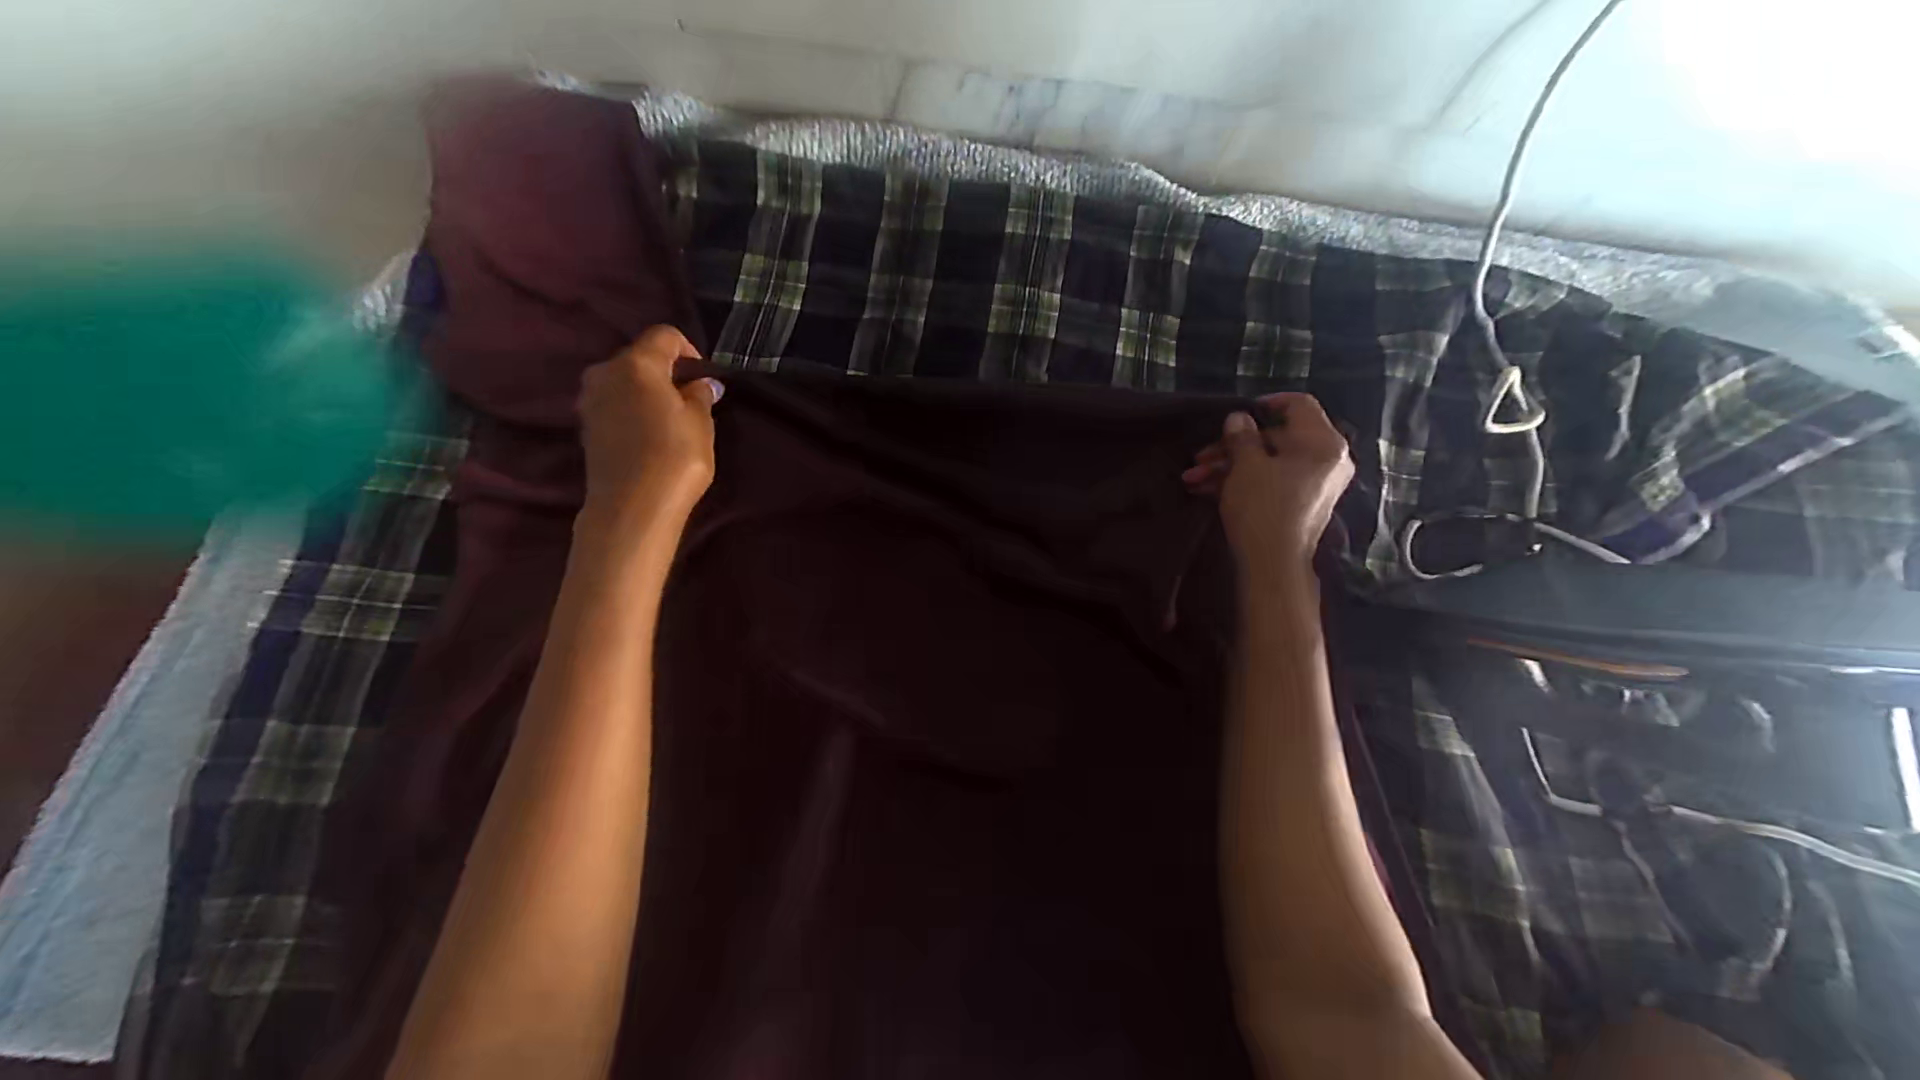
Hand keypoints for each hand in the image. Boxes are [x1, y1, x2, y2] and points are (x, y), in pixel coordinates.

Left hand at [578, 325, 723, 527]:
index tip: (705, 378)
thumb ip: (700, 395)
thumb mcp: (700, 424)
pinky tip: (650, 436)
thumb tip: (701, 384)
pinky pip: (615, 405)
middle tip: (691, 400)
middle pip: (640, 357)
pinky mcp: (587, 427)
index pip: (664, 336)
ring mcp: (590, 401)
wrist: (631, 507)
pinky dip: (633, 411)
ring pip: (625, 382)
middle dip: (666, 373)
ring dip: (648, 393)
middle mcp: (605, 372)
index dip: (689, 350)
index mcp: (636, 363)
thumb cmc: (674, 458)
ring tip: (671, 420)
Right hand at [1182, 393, 1353, 580]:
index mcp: (1323, 443)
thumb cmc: (1263, 508)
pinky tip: (1207, 490)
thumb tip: (1238, 419)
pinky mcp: (1301, 504)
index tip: (1235, 414)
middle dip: (1233, 446)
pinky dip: (1242, 481)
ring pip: (1268, 462)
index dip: (1265, 403)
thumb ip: (1241, 436)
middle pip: (1276, 437)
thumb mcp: (1245, 466)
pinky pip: (1272, 481)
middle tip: (1199, 457)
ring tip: (1192, 479)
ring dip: (1229, 466)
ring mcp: (1315, 484)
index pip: (1299, 404)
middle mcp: (1327, 460)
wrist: (1272, 565)